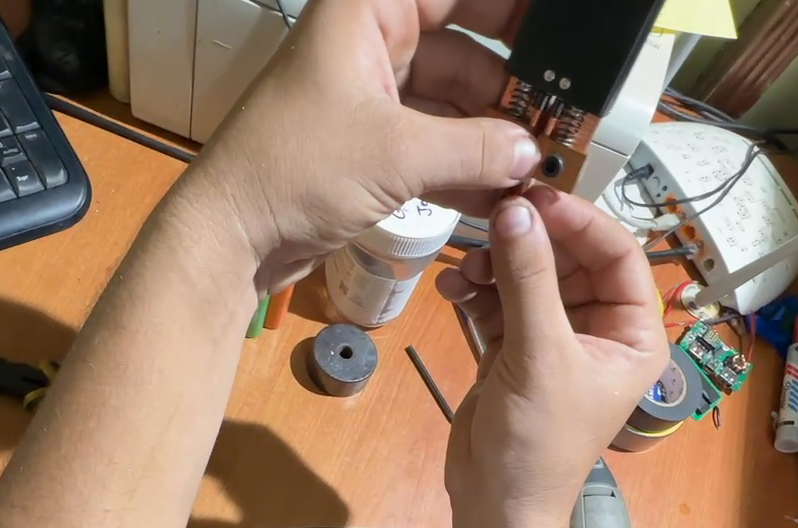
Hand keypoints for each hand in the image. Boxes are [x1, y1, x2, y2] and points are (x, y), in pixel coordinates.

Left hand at [171, 0, 541, 291]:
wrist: (235, 235)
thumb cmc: (294, 172)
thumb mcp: (395, 155)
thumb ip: (473, 149)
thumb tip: (531, 153)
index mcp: (371, 8)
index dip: (513, 9)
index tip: (562, 34)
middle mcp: (372, 43)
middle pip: (463, 44)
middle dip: (510, 83)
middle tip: (559, 110)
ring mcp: (371, 98)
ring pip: (451, 102)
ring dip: (491, 134)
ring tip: (539, 161)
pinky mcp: (370, 148)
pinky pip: (431, 144)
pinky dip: (463, 165)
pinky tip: (502, 188)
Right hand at [437, 186, 667, 523]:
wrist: (496, 501)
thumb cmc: (538, 440)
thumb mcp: (540, 356)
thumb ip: (527, 281)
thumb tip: (514, 210)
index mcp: (631, 334)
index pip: (616, 255)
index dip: (579, 221)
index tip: (535, 197)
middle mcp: (596, 330)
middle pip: (566, 261)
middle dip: (527, 243)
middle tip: (488, 220)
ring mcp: (551, 340)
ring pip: (528, 280)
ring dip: (495, 267)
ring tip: (463, 266)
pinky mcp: (512, 351)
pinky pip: (499, 305)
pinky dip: (477, 293)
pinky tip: (452, 287)